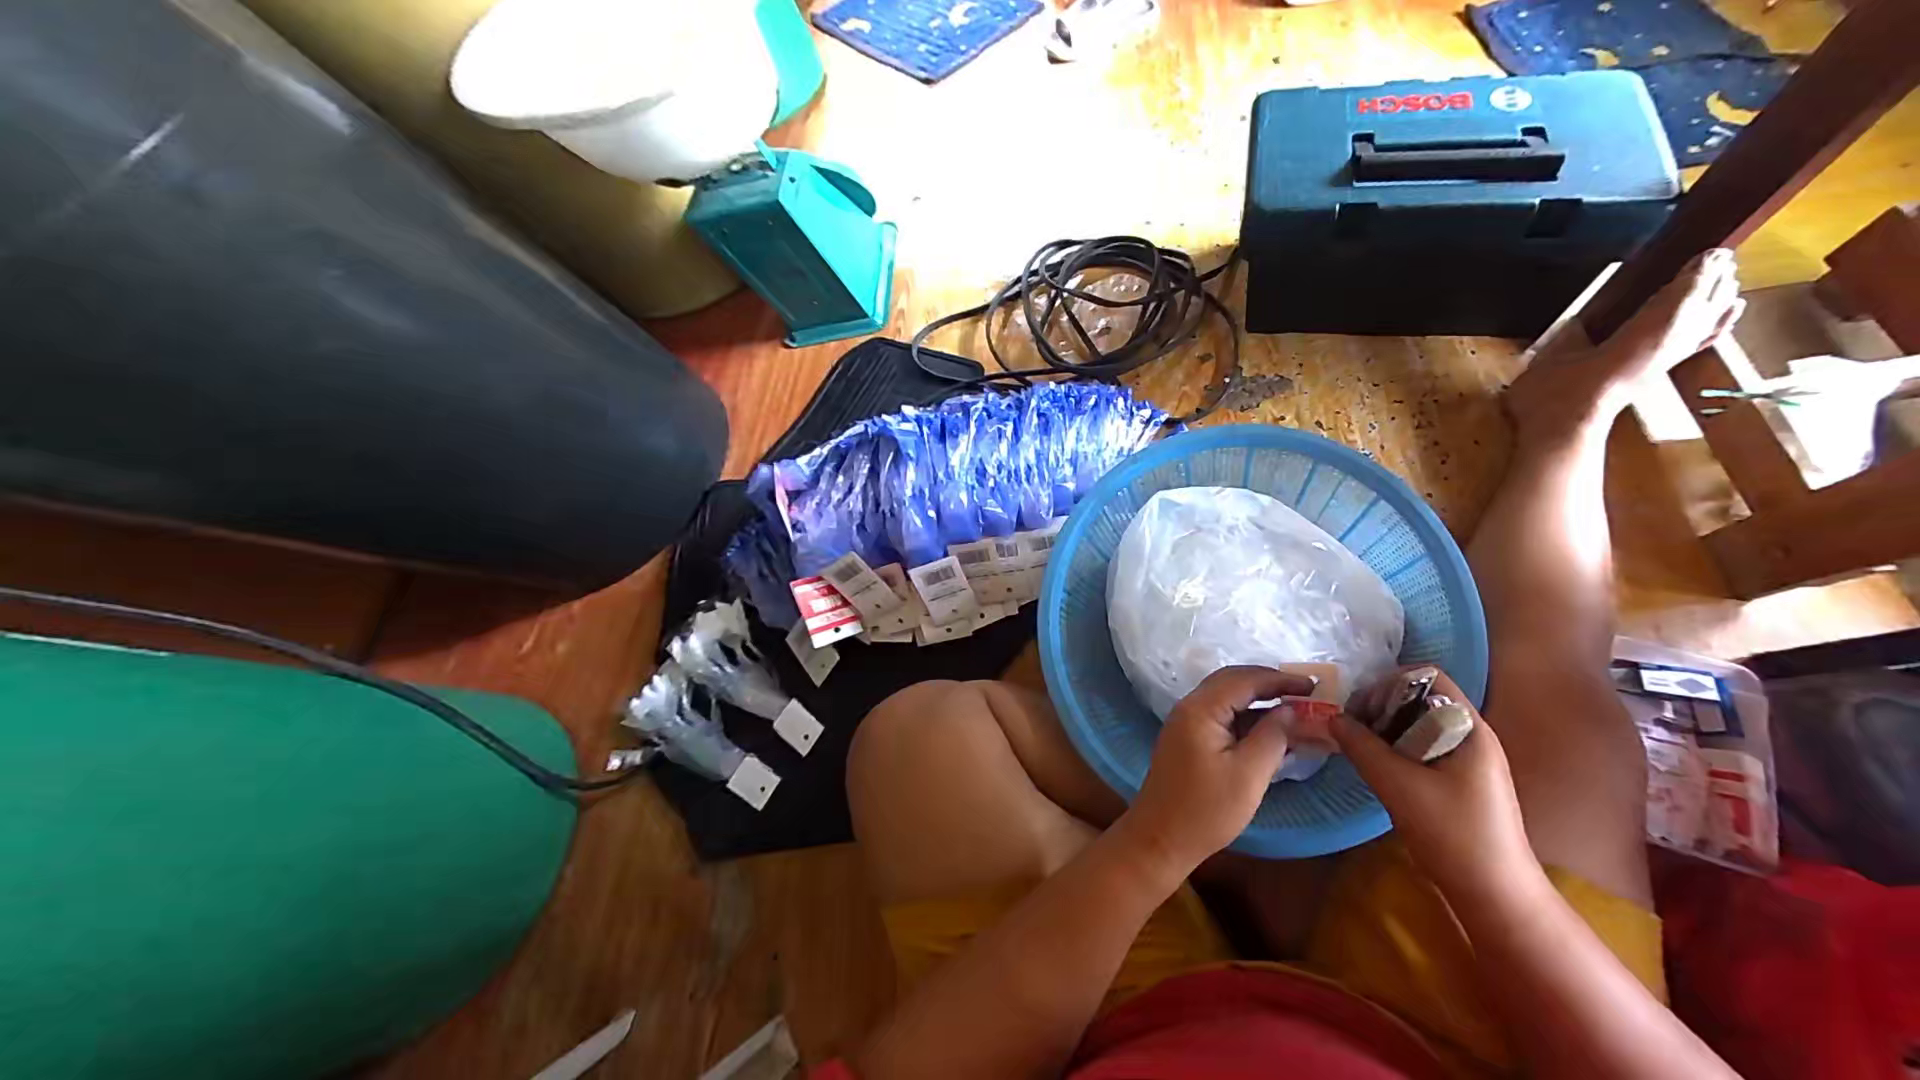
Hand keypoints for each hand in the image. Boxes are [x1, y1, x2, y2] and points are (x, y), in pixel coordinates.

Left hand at [1120, 667, 1314, 875]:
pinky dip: (1247, 718)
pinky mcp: (1188, 739)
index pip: (1243, 679)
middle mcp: (1188, 708)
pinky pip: (1221, 717)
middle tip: (1306, 695)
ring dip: (1259, 701)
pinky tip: (1271, 731)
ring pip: (1226, 699)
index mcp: (1199, 709)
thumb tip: (1291, 709)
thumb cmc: (1206, 810)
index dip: (1279, 679)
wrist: (1161, 838)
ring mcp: (1185, 723)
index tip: (1313, 686)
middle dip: (1269, 684)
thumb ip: (1273, 736)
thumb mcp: (1249, 774)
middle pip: (1232, 682)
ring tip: (1296, 711)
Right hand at [1330, 672, 1538, 900]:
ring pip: (1417, 723)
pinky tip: (1375, 766)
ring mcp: (1467, 759)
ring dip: (1384, 728)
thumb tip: (1331, 717)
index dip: (1389, 683)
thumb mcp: (1398, 786)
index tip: (1359, 708)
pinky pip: (1420, 746)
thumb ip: (1361, 747)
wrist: (1496, 896)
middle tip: (1350, 727)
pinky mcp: (1458, 780)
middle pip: (1419, 697)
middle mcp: (1471, 736)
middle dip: (1380, 706)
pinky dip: (1394, 747)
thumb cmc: (1453, 835)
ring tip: (1356, 746)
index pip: (1428, 677)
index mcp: (1469, 729)